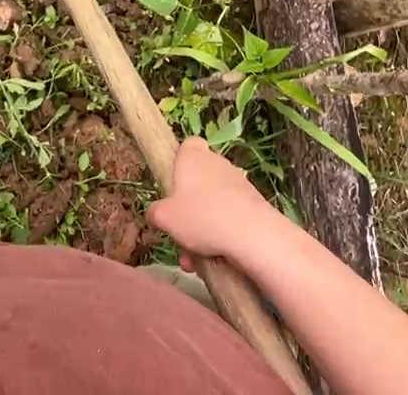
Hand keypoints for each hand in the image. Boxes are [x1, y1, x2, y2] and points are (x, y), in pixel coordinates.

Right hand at [146, 138, 281, 258]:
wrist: (252, 234)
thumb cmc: (201, 217)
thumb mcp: (164, 217)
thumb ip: (155, 212)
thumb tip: (156, 213)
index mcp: (193, 156)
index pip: (187, 145)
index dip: (179, 161)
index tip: (174, 183)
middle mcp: (216, 162)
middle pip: (198, 179)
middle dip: (188, 206)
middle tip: (181, 231)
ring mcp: (237, 181)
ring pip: (213, 203)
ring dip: (203, 227)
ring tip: (195, 259)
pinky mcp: (252, 202)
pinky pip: (229, 216)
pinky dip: (221, 234)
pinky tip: (214, 260)